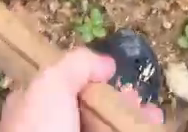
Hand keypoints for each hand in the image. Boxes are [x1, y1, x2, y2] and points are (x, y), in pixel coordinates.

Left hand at [0, 48, 163, 131]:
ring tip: (154, 118)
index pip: (63, 84)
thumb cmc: (41, 130)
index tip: (114, 75)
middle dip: (117, 104)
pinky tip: (150, 129)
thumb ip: (78, 64)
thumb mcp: (52, 83)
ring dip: (129, 123)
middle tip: (140, 100)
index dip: (89, 78)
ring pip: (105, 130)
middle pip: (89, 112)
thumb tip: (107, 62)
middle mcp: (53, 129)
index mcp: (33, 105)